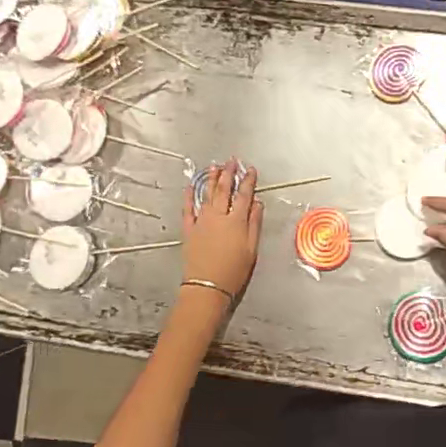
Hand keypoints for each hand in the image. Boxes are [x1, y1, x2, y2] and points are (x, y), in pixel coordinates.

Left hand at [181, 159, 261, 301]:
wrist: (208, 285)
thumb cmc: (234, 271)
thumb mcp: (251, 249)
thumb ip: (254, 224)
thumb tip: (257, 204)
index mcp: (237, 221)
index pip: (244, 195)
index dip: (248, 181)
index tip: (250, 170)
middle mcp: (219, 216)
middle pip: (224, 190)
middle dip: (228, 174)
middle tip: (231, 161)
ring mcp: (202, 221)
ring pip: (207, 195)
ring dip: (211, 179)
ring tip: (214, 166)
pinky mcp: (189, 229)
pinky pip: (188, 208)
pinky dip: (189, 196)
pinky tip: (190, 186)